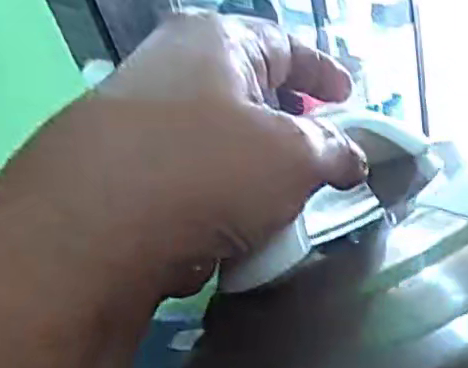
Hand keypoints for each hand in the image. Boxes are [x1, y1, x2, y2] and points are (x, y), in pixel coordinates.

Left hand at [0, 13, 367, 295]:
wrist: (114, 221)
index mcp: (215, 42)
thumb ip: (333, 151)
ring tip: (293, 199)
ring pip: (229, 139)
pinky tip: (251, 223)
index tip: (350, 94)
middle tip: (325, 155)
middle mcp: (177, 68)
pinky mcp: (142, 171)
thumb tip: (353, 157)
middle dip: (293, 123)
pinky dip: (236, 195)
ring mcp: (153, 119)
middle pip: (252, 92)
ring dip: (265, 168)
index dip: (322, 69)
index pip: (282, 43)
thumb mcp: (295, 156)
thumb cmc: (213, 168)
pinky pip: (207, 177)